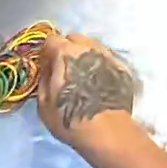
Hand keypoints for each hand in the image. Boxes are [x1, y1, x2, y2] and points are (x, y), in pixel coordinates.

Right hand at [36, 33, 140, 150]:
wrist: (107, 129)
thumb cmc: (69, 117)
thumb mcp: (43, 101)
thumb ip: (44, 77)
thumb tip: (48, 68)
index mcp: (66, 52)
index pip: (51, 40)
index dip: (47, 52)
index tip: (47, 65)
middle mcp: (89, 47)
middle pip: (75, 38)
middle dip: (67, 48)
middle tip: (65, 68)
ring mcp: (109, 55)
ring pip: (93, 45)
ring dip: (85, 54)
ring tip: (83, 74)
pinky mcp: (123, 66)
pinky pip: (107, 58)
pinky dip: (100, 64)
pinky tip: (99, 80)